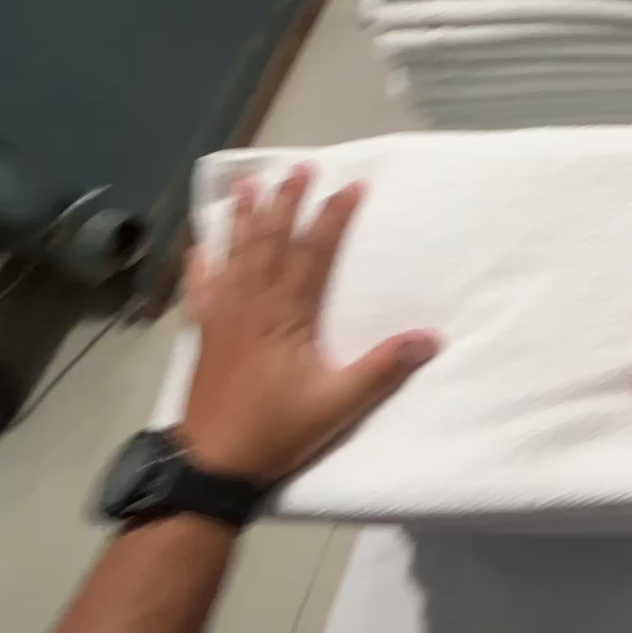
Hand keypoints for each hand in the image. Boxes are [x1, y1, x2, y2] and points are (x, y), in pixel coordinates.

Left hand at [178, 165, 440, 482]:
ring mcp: (223, 316)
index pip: (314, 252)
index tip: (351, 186)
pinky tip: (200, 244)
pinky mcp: (205, 332)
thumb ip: (384, 368)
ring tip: (247, 184)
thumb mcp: (340, 404)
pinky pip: (201, 287)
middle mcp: (252, 304)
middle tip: (299, 167)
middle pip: (270, 240)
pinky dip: (201, 261)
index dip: (333, 216)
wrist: (210, 465)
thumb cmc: (277, 430)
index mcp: (287, 314)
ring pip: (234, 254)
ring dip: (242, 217)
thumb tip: (431, 338)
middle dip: (286, 201)